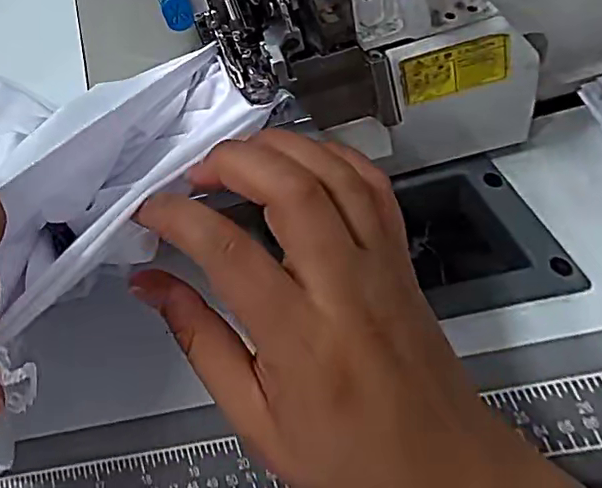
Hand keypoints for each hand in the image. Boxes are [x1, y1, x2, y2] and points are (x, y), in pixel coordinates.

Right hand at [132, 131, 571, 487]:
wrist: (448, 479)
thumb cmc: (357, 461)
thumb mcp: (257, 420)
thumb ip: (198, 340)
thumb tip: (153, 285)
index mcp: (302, 341)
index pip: (229, 251)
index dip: (178, 216)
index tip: (153, 209)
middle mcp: (346, 291)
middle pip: (290, 189)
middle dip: (231, 161)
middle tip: (197, 173)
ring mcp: (379, 265)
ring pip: (333, 172)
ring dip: (276, 147)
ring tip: (239, 158)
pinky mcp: (398, 255)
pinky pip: (370, 181)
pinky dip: (328, 153)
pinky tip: (298, 159)